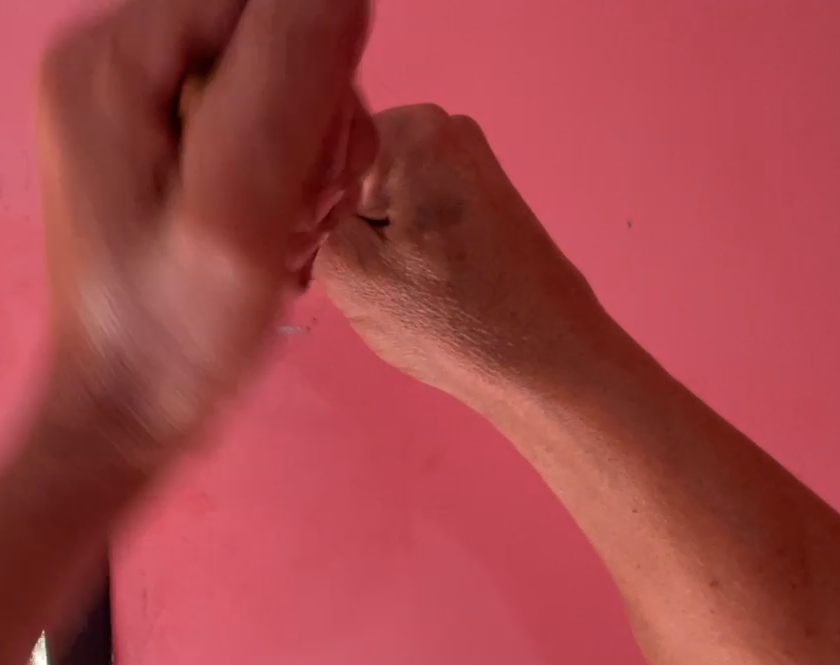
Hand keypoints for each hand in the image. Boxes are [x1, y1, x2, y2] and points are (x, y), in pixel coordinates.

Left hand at [34, 0, 375, 467]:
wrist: (125, 419)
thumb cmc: (168, 339)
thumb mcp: (235, 207)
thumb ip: (290, 75)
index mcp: (111, 63)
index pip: (267, 1)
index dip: (312, 86)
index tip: (293, 183)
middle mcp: (115, 73)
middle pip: (273, 42)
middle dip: (309, 135)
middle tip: (288, 223)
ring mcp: (137, 118)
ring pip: (277, 94)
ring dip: (304, 171)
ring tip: (278, 246)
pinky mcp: (161, 161)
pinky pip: (257, 138)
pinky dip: (283, 193)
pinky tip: (270, 247)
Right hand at [315, 104, 614, 402]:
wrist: (539, 361)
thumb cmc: (445, 318)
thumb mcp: (349, 275)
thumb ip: (310, 228)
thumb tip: (307, 218)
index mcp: (411, 132)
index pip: (317, 155)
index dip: (300, 208)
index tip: (304, 257)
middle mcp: (444, 128)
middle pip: (348, 174)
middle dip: (332, 224)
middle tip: (339, 280)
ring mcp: (466, 165)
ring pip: (375, 200)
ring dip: (360, 242)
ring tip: (373, 289)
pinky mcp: (477, 202)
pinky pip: (407, 215)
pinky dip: (391, 248)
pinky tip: (400, 288)